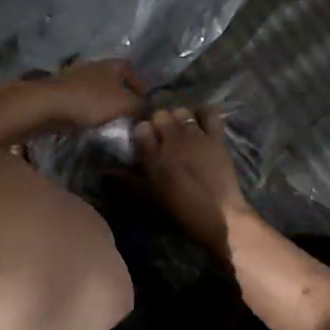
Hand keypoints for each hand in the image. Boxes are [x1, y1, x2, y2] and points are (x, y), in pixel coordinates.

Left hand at [48, 59, 145, 127]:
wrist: (48, 104)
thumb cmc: (90, 101)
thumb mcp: (123, 104)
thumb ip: (139, 105)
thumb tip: (149, 106)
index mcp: (111, 64)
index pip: (130, 68)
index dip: (139, 82)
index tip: (145, 97)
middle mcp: (93, 65)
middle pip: (112, 75)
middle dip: (120, 89)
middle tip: (128, 106)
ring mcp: (74, 75)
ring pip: (95, 85)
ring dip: (103, 96)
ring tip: (109, 113)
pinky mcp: (60, 89)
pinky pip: (81, 95)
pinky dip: (88, 103)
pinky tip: (89, 115)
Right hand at [133, 107, 252, 257]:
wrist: (220, 217)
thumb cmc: (183, 212)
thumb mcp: (151, 198)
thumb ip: (129, 182)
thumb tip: (108, 171)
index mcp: (153, 158)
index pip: (140, 129)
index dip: (142, 132)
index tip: (146, 140)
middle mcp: (172, 141)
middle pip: (160, 115)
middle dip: (159, 122)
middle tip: (164, 135)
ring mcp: (195, 136)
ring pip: (181, 112)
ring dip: (179, 118)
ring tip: (182, 130)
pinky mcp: (216, 137)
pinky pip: (209, 113)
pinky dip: (203, 113)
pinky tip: (201, 122)